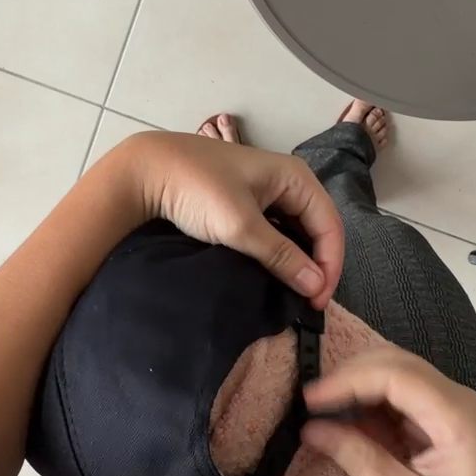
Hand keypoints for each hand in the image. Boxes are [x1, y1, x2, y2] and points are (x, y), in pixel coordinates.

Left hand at [108, 131, 343, 307]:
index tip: (316, 302)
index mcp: (295, 177)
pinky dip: (279, 254)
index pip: (329, 226)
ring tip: (293, 294)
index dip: (329, 266)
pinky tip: (272, 275)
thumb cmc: (197, 189)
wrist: (146, 171)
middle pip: (317, 229)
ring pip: (296, 232)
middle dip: (317, 266)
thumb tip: (316, 286)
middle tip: (307, 304)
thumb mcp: (241, 226)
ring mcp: (266, 192)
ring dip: (298, 262)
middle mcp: (287, 181)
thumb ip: (281, 256)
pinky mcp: (247, 203)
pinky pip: (275, 231)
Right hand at [302, 346, 475, 475]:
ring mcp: (452, 408)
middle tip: (308, 400)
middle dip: (348, 376)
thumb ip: (359, 459)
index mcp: (457, 417)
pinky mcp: (442, 421)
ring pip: (395, 374)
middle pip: (395, 364)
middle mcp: (457, 399)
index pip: (395, 375)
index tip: (308, 399)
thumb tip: (310, 428)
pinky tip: (344, 417)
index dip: (347, 380)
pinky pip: (400, 397)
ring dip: (356, 385)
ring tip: (319, 406)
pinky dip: (369, 402)